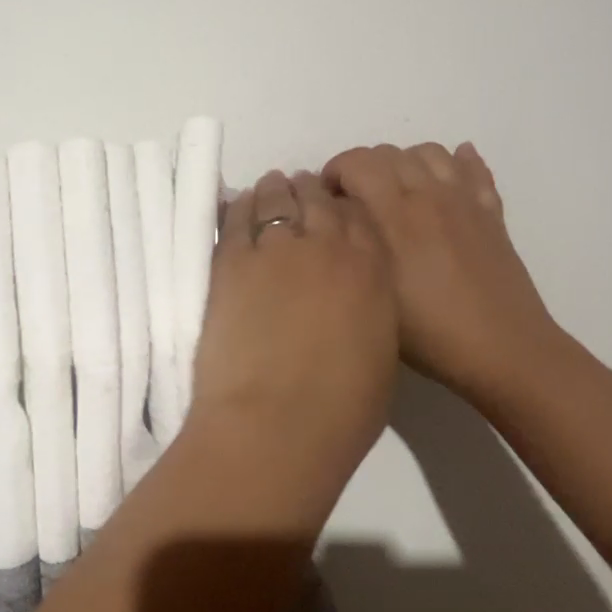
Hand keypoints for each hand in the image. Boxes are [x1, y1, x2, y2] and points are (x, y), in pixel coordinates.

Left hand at [190, 170, 397, 458]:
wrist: (278, 423)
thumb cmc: (342, 410)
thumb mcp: (379, 356)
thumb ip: (369, 315)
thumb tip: (354, 306)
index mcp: (374, 273)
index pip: (361, 220)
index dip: (348, 210)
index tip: (338, 210)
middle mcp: (329, 248)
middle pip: (320, 202)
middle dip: (312, 194)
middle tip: (302, 192)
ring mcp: (278, 250)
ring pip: (278, 200)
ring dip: (277, 191)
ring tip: (272, 188)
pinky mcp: (232, 262)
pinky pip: (237, 218)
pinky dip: (239, 206)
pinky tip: (238, 202)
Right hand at [323, 142, 562, 400]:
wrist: (502, 349)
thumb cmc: (427, 333)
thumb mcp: (373, 293)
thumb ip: (352, 245)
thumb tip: (337, 216)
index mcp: (395, 215)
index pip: (356, 163)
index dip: (333, 172)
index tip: (324, 198)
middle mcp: (429, 196)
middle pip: (389, 153)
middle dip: (362, 167)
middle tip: (352, 199)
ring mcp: (464, 201)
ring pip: (429, 153)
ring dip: (404, 162)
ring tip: (394, 190)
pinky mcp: (491, 214)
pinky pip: (473, 169)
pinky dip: (456, 162)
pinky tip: (447, 175)